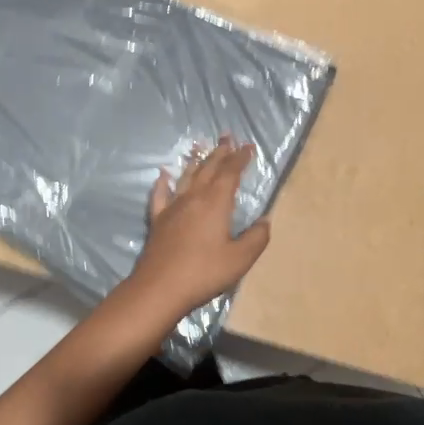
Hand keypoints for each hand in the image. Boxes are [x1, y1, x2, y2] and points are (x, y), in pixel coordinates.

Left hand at [126, 137, 271, 317]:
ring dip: (197, 162)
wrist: (160, 288)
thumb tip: (265, 221)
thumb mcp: (240, 259)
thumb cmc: (204, 272)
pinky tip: (163, 176)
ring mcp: (173, 208)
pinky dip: (163, 183)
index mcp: (215, 203)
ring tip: (202, 148)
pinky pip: (160, 195)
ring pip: (187, 177)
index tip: (248, 146)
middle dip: (220, 152)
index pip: (230, 173)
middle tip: (227, 136)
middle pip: (208, 169)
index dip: (240, 158)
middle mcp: (193, 198)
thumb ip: (256, 238)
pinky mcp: (158, 220)